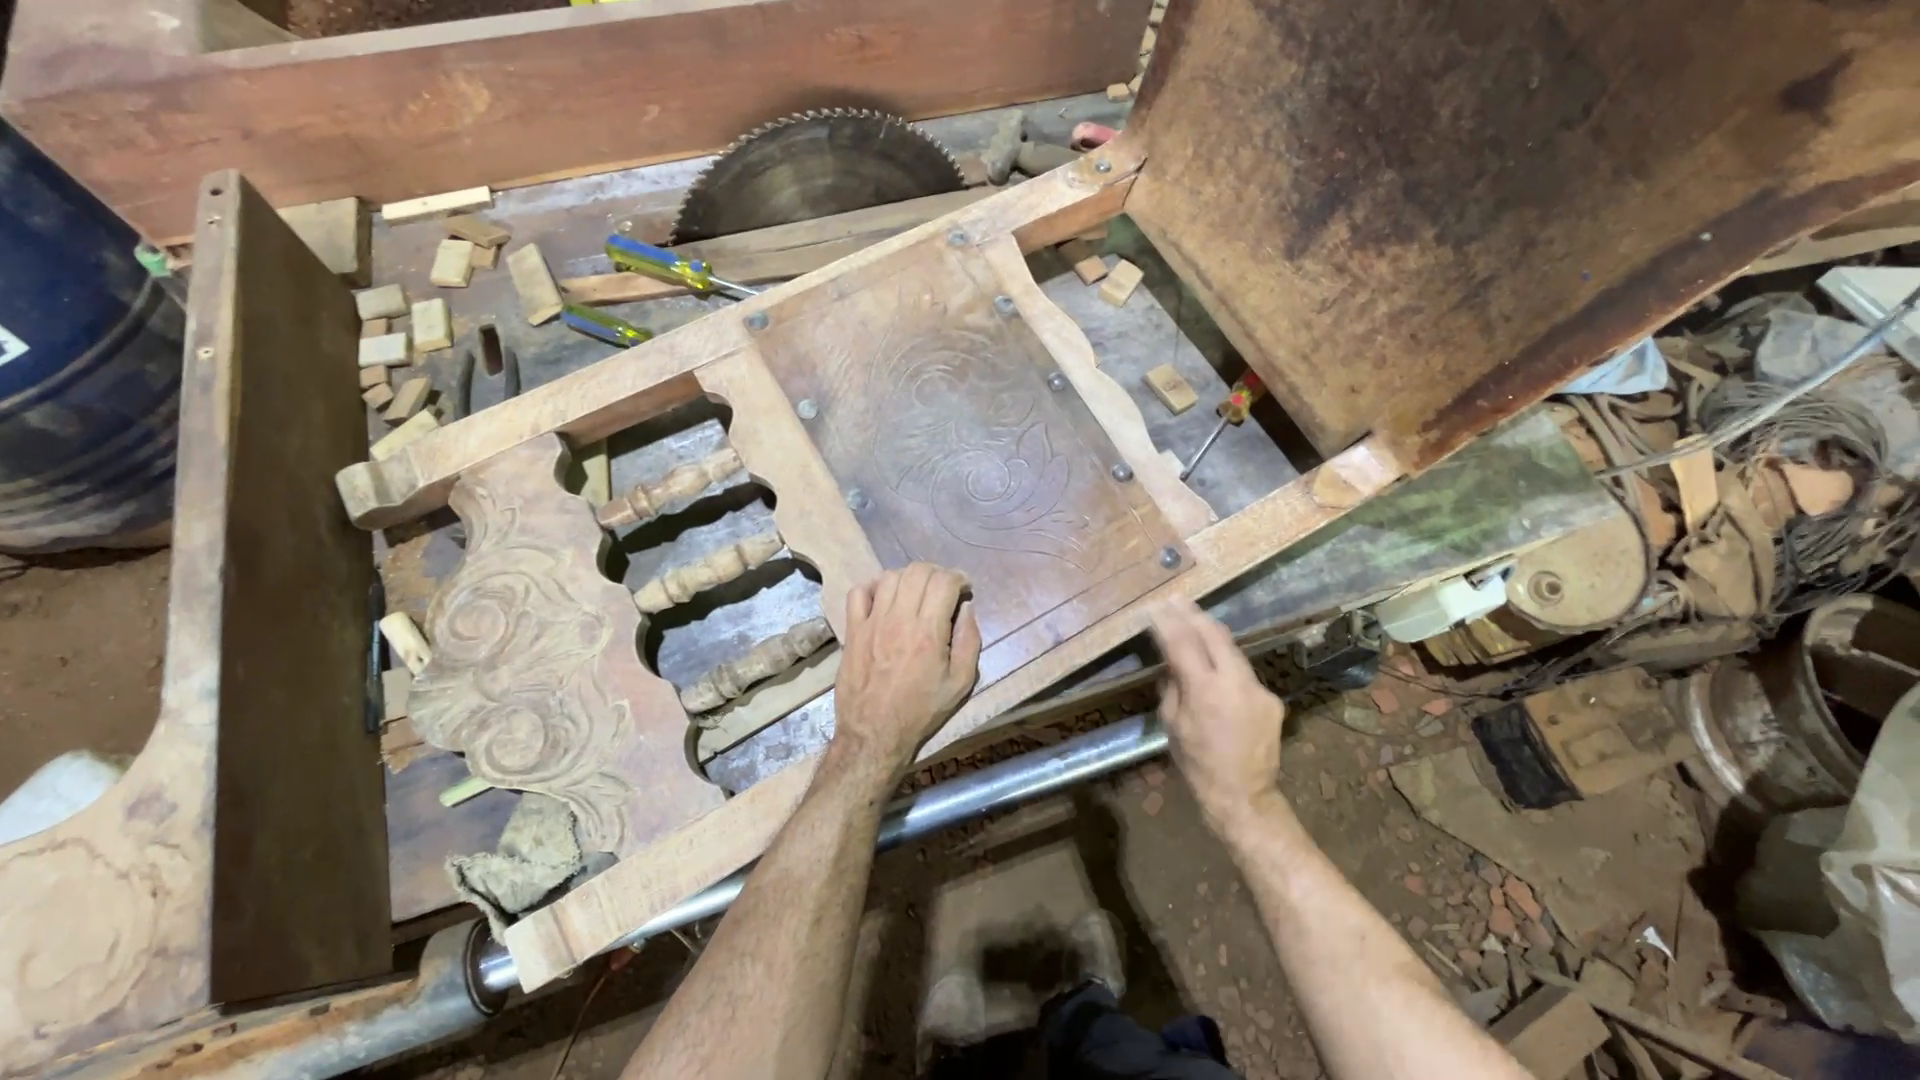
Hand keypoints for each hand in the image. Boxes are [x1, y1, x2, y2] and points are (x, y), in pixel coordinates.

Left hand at [831, 563, 981, 771]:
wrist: (874, 733)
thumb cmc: (921, 710)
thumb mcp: (960, 683)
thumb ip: (970, 641)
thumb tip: (966, 609)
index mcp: (929, 632)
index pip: (944, 581)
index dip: (959, 578)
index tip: (964, 589)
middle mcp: (899, 619)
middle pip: (918, 571)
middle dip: (937, 573)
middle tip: (943, 590)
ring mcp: (872, 622)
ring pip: (890, 576)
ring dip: (909, 577)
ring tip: (917, 593)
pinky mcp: (853, 629)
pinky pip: (859, 592)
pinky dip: (875, 586)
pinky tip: (885, 598)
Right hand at [1147, 597, 1285, 829]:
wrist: (1243, 795)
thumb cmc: (1197, 764)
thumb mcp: (1172, 726)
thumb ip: (1172, 688)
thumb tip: (1171, 665)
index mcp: (1205, 690)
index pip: (1182, 643)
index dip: (1167, 621)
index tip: (1155, 606)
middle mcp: (1235, 682)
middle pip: (1214, 634)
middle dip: (1193, 615)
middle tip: (1177, 600)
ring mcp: (1258, 689)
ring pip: (1232, 651)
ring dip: (1212, 635)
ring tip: (1194, 620)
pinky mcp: (1272, 699)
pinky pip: (1244, 674)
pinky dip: (1227, 665)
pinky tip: (1217, 667)